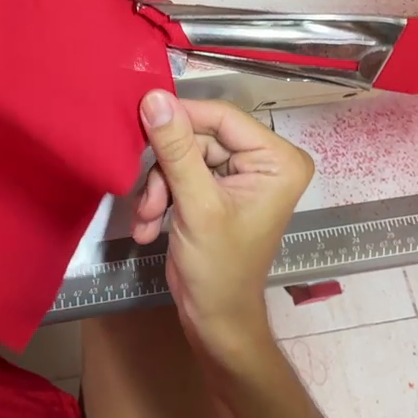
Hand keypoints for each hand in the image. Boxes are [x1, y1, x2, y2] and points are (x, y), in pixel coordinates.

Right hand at [133, 91, 314, 358]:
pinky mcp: (216, 189)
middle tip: (146, 200)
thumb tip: (154, 98)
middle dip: (166, 169)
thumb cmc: (218, 268)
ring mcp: (238, 175)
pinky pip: (180, 174)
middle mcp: (263, 160)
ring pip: (183, 156)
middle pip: (198, 137)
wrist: (213, 319)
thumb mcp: (196, 205)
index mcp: (277, 160)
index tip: (140, 119)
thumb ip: (175, 149)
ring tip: (147, 219)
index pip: (223, 117)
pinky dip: (161, 198)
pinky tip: (149, 227)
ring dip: (158, 188)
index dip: (181, 118)